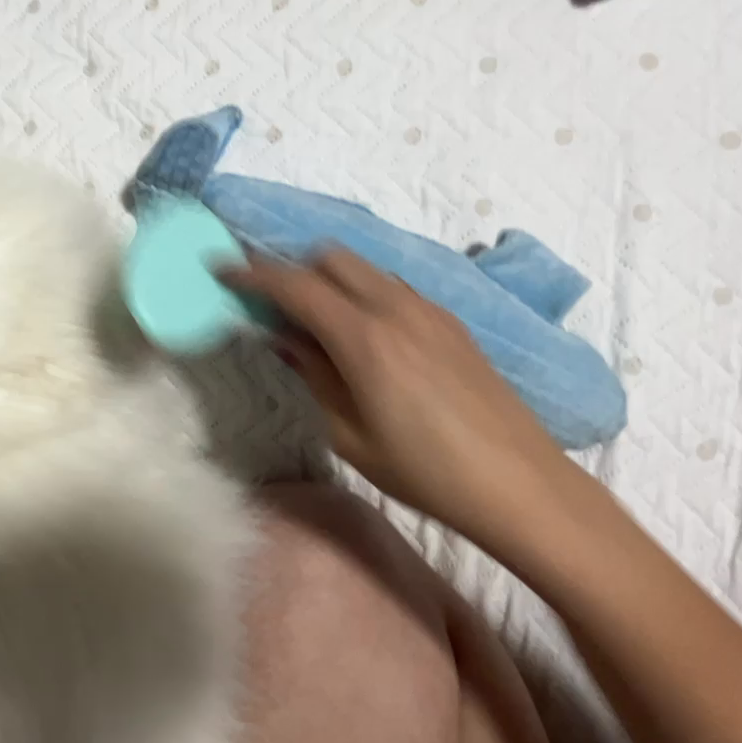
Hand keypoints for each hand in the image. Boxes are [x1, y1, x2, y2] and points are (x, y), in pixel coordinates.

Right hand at [226, 250, 591, 543]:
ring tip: (311, 320)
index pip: (294, 285)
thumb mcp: (349, 434)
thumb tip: (283, 337)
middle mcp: (396, 307)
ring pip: (364, 269)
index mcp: (364, 337)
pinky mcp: (451, 323)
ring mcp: (429, 311)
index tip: (221, 270)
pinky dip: (362, 293)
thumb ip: (313, 374)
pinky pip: (392, 288)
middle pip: (330, 258)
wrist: (520, 484)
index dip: (251, 274)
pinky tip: (360, 334)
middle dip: (291, 269)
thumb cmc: (424, 471)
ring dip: (329, 280)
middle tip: (267, 303)